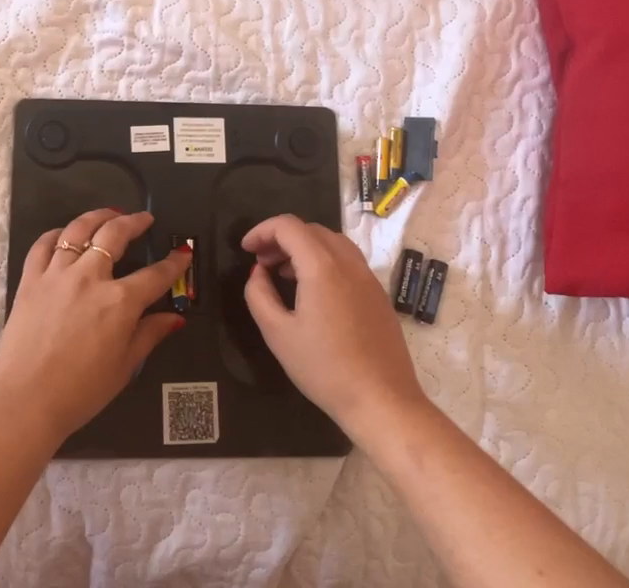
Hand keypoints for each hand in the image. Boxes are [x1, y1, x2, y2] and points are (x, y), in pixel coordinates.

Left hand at [0, 209, 191, 447]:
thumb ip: (149, 334)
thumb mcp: (124, 366)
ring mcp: (57, 274)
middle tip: (144, 219)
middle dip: (135, 222)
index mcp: (120, 301)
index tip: (183, 252)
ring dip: (97, 217)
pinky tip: (63, 233)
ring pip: (78, 230)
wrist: (26, 401)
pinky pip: (42, 245)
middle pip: (115, 234)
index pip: (156, 275)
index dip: (174, 262)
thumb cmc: (81, 391)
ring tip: (109, 214)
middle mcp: (90, 277)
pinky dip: (55, 234)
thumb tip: (174, 317)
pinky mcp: (30, 280)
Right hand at [242, 214, 424, 440]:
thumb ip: (259, 295)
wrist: (382, 401)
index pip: (288, 226)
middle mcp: (348, 263)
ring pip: (333, 242)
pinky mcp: (379, 295)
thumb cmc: (324, 369)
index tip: (246, 249)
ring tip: (285, 273)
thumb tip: (258, 273)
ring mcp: (368, 278)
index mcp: (322, 266)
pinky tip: (314, 291)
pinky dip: (325, 260)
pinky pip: (348, 261)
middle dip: (282, 238)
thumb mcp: (278, 334)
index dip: (262, 230)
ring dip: (305, 247)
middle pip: (311, 230)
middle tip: (261, 262)